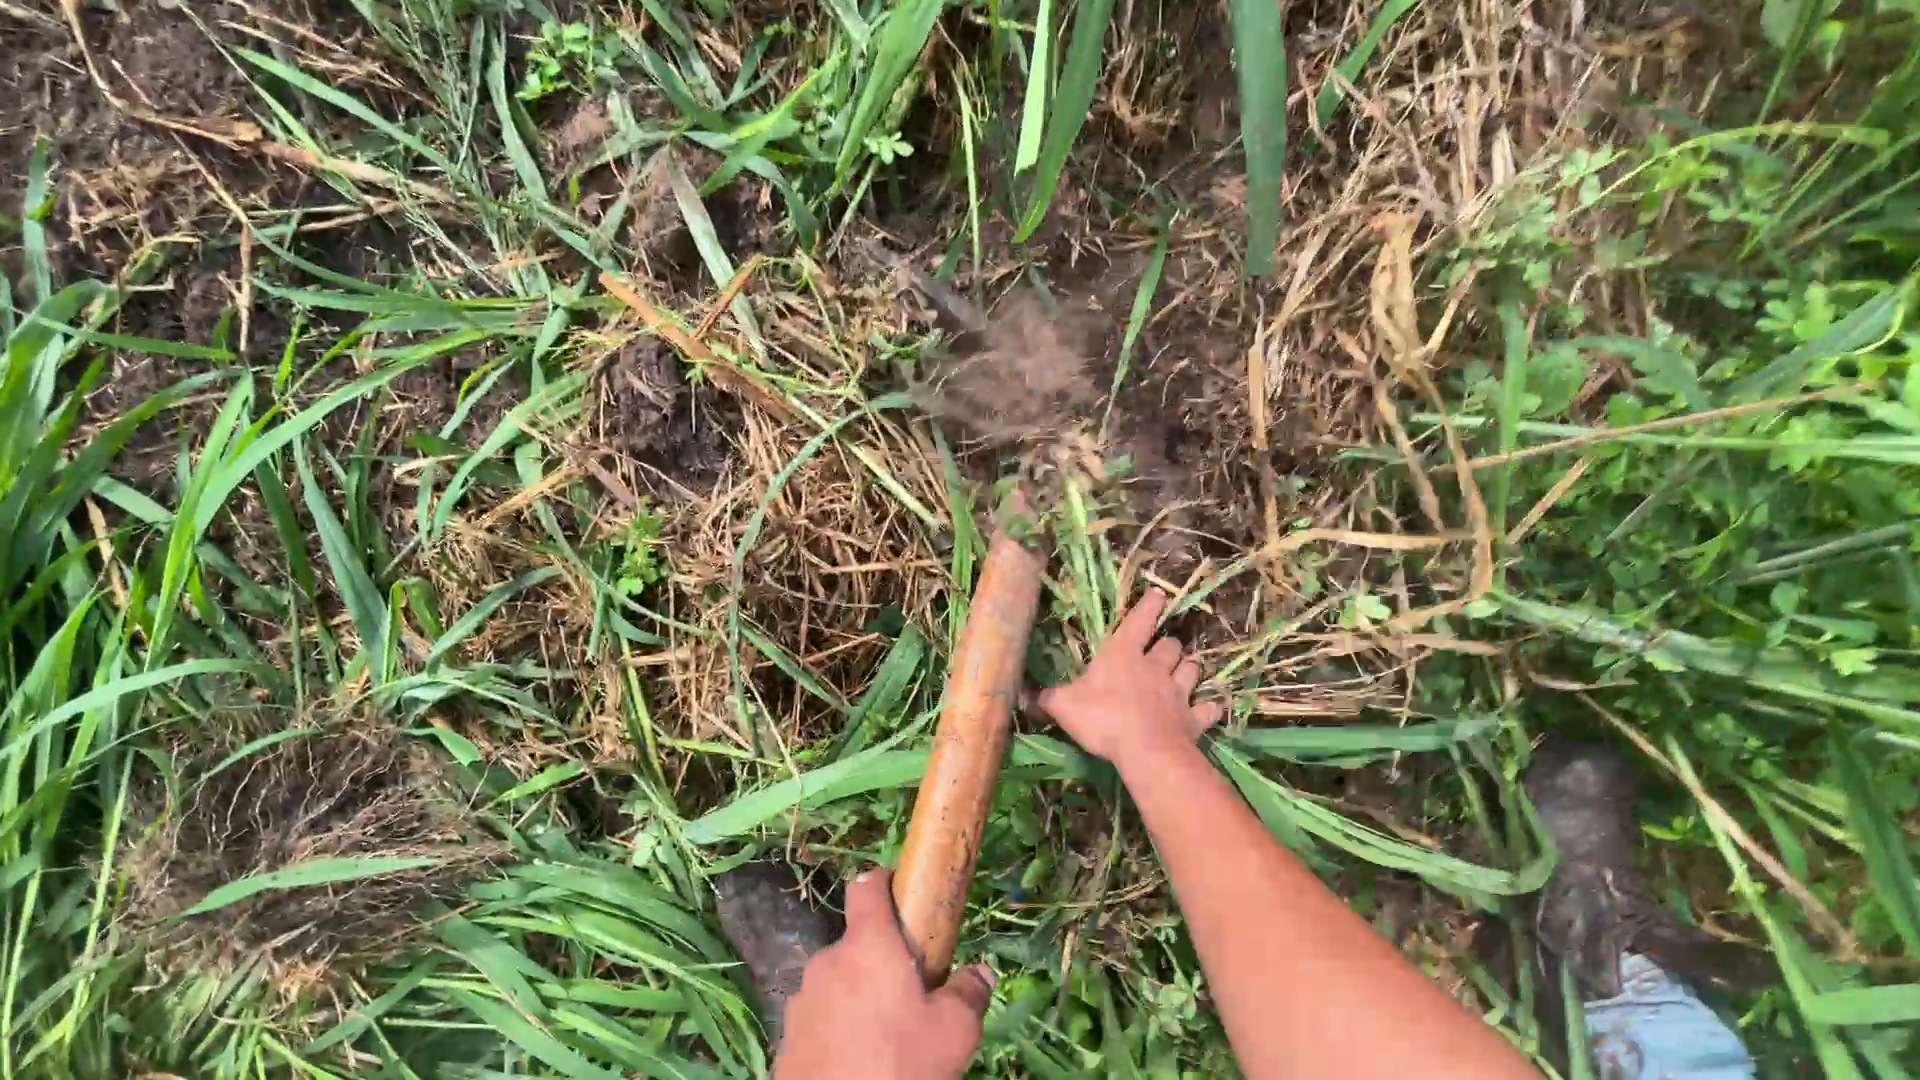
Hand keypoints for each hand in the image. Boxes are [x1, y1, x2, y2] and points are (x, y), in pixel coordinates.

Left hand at [774, 868, 994, 1079]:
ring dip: (861, 996)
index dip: (885, 883)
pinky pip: (823, 1016)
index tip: (904, 898)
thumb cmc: (897, 1067)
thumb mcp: (953, 1033)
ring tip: (886, 1037)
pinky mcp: (789, 1034)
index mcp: (867, 943)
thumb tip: (980, 972)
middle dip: (883, 962)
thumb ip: (969, 994)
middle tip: (910, 999)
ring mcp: (803, 997)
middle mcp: (829, 959)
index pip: (867, 885)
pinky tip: (859, 1059)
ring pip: (840, 981)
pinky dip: (840, 1027)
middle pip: (859, 942)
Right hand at [1038, 589, 1222, 772]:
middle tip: (1164, 649)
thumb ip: (1046, 699)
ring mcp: (1178, 692)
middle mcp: (1154, 667)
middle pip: (1170, 646)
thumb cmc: (1103, 718)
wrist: (1146, 750)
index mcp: (1123, 655)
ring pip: (1192, 669)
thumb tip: (1022, 695)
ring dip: (1189, 668)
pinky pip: (1208, 709)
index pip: (1139, 621)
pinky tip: (1211, 708)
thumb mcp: (1064, 706)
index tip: (1159, 594)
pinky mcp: (1193, 719)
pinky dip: (1210, 707)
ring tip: (1186, 670)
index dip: (1149, 606)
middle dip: (1168, 645)